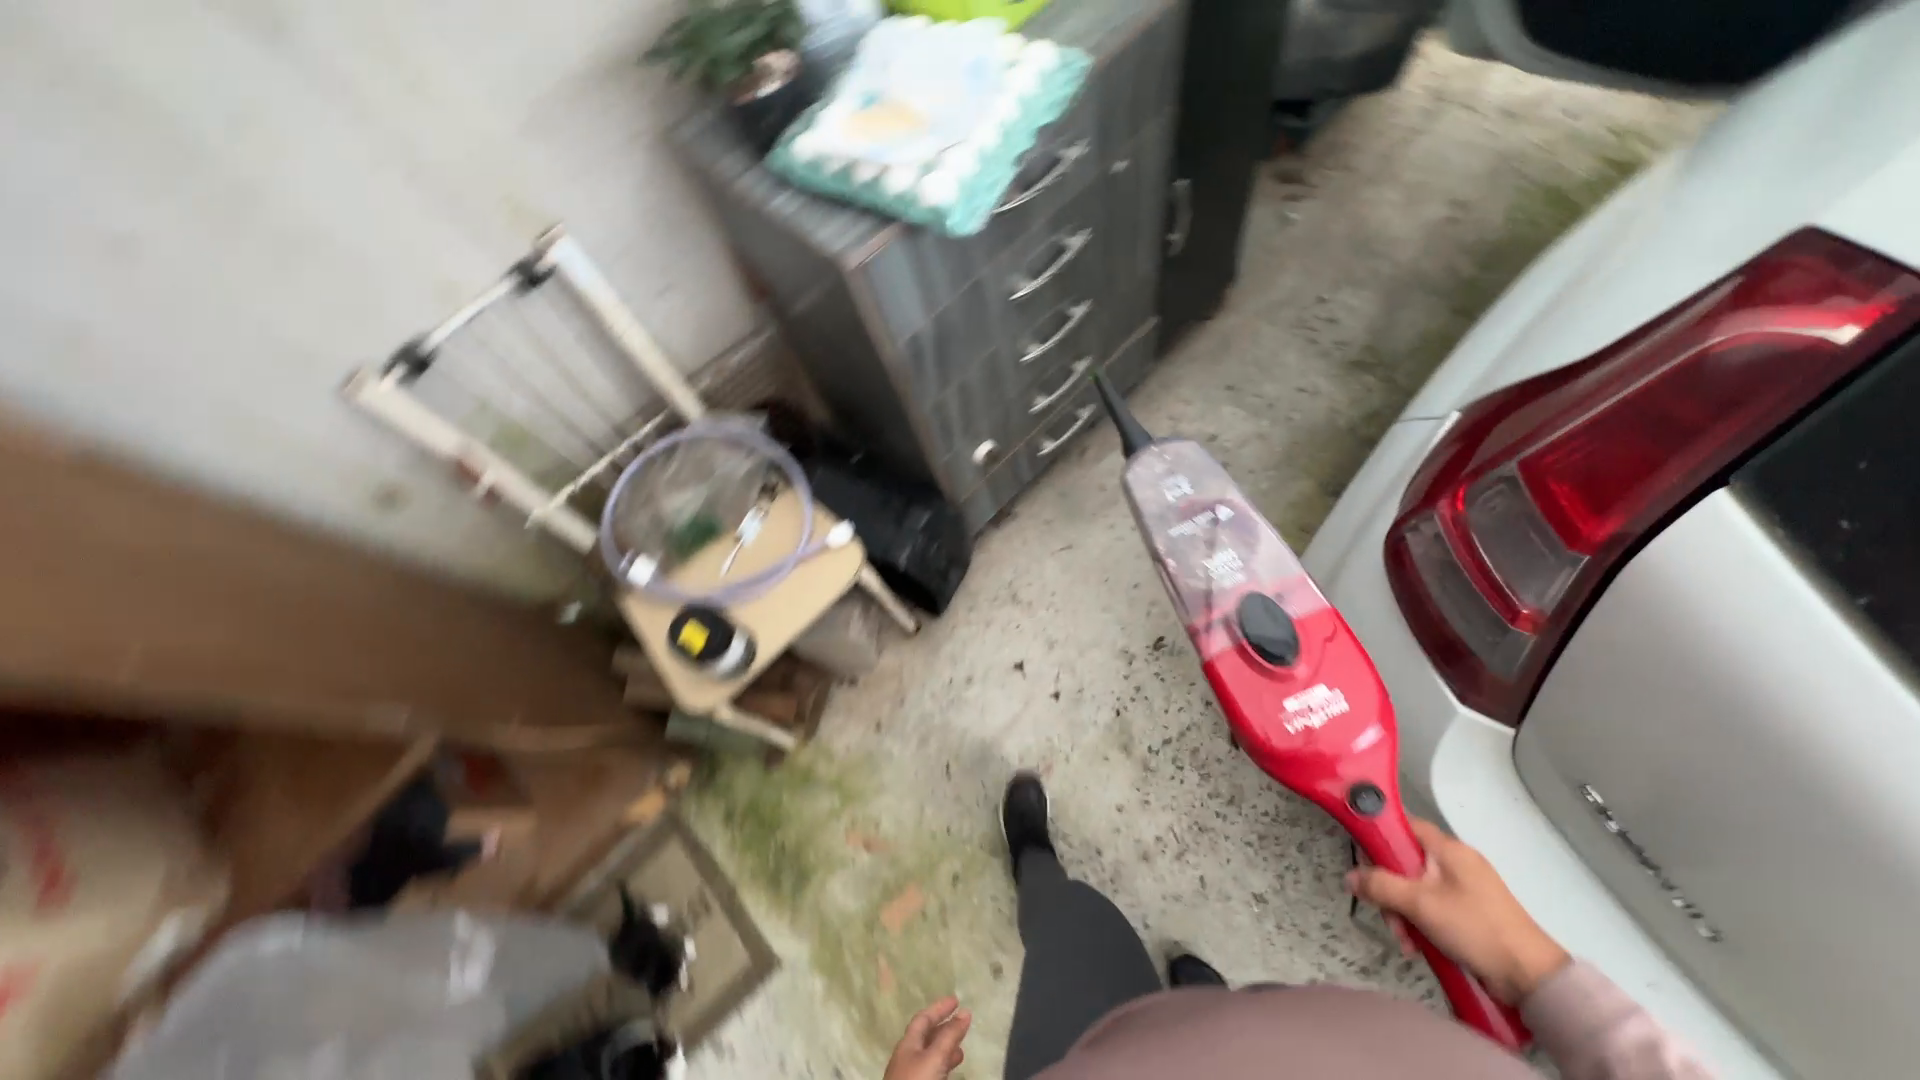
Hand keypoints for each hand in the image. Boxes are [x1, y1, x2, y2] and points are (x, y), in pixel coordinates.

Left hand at [883, 996, 971, 1079]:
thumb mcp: (935, 1057)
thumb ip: (949, 1036)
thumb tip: (965, 1012)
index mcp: (907, 1044)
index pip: (923, 1019)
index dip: (939, 1008)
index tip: (956, 1000)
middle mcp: (907, 1057)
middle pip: (925, 1037)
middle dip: (944, 1028)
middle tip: (962, 1023)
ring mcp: (910, 1076)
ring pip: (930, 1056)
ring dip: (945, 1050)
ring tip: (961, 1050)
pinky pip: (932, 1072)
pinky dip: (943, 1067)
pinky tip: (950, 1072)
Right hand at [1347, 817, 1571, 1004]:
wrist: (1530, 976)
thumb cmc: (1474, 928)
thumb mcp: (1420, 904)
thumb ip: (1380, 886)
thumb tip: (1350, 876)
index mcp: (1448, 849)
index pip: (1403, 825)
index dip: (1379, 836)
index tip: (1363, 860)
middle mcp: (1455, 862)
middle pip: (1404, 862)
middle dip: (1389, 890)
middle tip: (1388, 915)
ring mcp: (1464, 888)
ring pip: (1415, 889)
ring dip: (1403, 913)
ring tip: (1406, 941)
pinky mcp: (1469, 912)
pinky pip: (1431, 907)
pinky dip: (1420, 923)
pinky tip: (1419, 946)